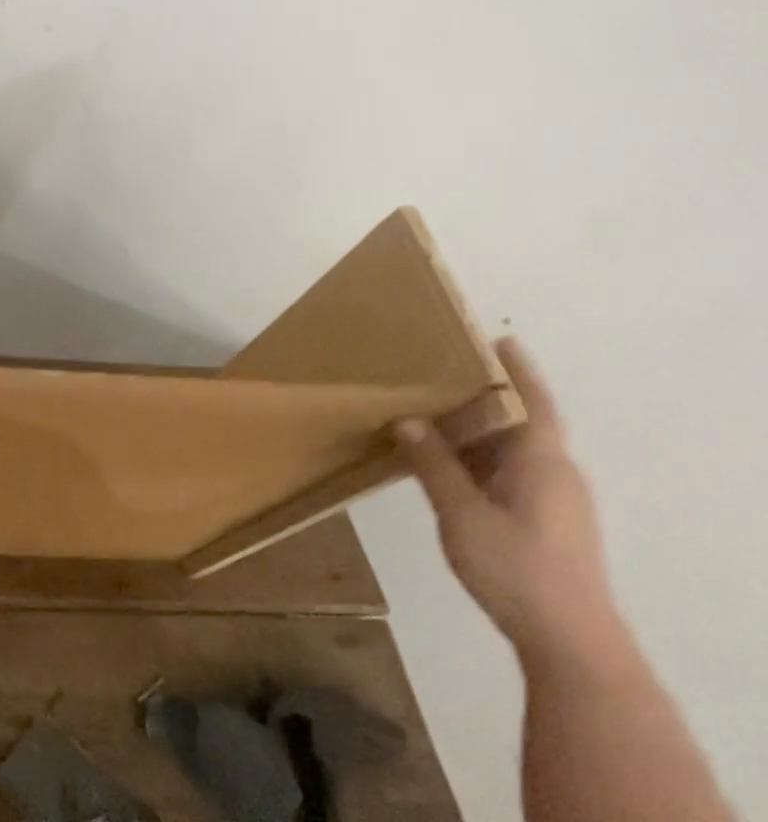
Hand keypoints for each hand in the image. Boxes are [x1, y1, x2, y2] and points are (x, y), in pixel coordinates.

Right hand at [394, 339, 621, 661]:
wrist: (567, 636)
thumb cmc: (516, 567)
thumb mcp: (462, 514)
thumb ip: (435, 466)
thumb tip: (409, 420)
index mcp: (543, 463)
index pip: (533, 404)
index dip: (517, 371)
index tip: (497, 340)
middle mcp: (554, 474)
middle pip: (518, 425)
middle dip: (481, 400)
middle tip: (435, 376)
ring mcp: (552, 501)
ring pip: (509, 452)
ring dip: (473, 433)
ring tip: (427, 417)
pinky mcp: (543, 522)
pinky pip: (506, 475)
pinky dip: (475, 461)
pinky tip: (441, 468)